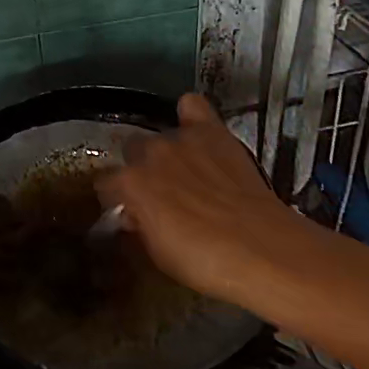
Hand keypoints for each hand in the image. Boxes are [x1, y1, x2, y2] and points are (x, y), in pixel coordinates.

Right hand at [97, 93, 310, 306]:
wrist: (262, 250)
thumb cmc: (206, 262)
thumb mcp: (158, 254)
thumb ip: (139, 226)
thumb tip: (133, 214)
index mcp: (130, 184)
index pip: (106, 184)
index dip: (117, 198)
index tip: (129, 211)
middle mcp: (149, 153)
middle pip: (132, 151)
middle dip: (141, 170)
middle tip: (161, 194)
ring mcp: (181, 138)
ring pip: (160, 134)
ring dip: (167, 152)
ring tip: (187, 172)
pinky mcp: (211, 131)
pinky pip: (192, 106)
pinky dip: (191, 116)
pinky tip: (196, 130)